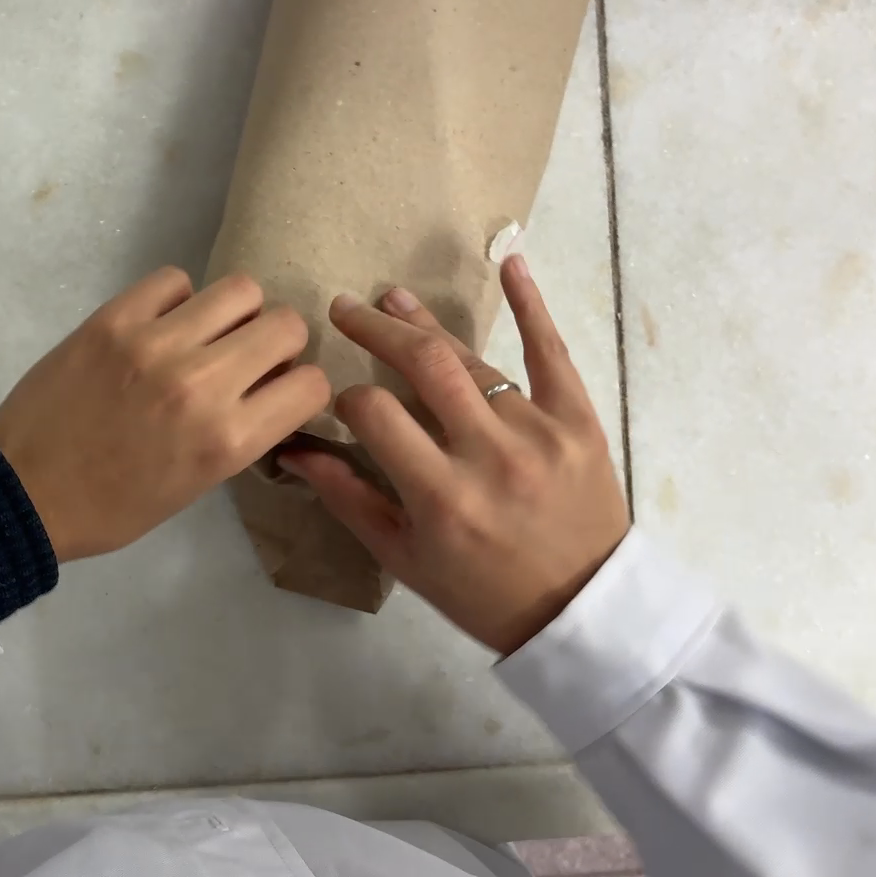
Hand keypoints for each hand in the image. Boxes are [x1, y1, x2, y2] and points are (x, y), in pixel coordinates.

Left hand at [0, 267, 331, 561]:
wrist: (23, 492)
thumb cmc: (111, 507)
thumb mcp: (194, 486)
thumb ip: (239, 433)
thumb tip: (266, 386)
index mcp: (227, 440)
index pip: (311, 384)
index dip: (300, 386)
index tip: (277, 389)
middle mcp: (202, 383)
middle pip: (286, 324)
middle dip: (276, 343)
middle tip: (244, 356)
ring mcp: (155, 344)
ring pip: (240, 289)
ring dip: (233, 313)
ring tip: (203, 333)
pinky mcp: (113, 319)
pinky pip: (173, 279)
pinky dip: (177, 299)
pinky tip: (159, 324)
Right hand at [278, 255, 628, 653]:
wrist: (584, 612)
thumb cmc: (479, 590)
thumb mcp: (400, 556)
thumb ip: (346, 496)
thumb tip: (291, 449)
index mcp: (440, 495)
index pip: (375, 414)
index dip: (346, 398)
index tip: (339, 399)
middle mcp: (489, 455)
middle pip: (423, 366)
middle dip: (374, 329)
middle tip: (344, 308)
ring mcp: (540, 432)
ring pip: (472, 360)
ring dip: (425, 324)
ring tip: (392, 299)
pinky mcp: (580, 422)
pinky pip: (552, 353)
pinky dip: (531, 306)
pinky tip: (509, 263)